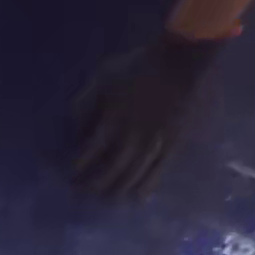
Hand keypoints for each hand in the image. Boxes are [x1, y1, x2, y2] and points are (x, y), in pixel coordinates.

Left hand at [71, 32, 224, 196]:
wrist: (184, 54)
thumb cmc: (138, 65)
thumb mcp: (103, 77)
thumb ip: (84, 102)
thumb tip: (70, 126)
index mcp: (113, 122)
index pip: (89, 154)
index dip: (78, 167)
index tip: (69, 175)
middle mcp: (133, 136)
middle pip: (111, 170)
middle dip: (94, 185)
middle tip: (83, 192)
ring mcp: (155, 140)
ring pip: (134, 174)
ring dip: (118, 190)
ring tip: (106, 200)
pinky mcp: (174, 140)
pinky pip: (160, 168)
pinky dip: (148, 185)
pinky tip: (138, 199)